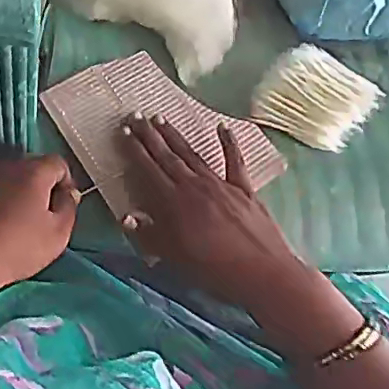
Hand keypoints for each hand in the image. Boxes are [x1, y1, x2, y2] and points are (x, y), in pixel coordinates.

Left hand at [0, 155, 80, 290]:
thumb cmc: (19, 246)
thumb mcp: (58, 233)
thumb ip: (69, 206)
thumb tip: (68, 192)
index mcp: (35, 170)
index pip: (59, 163)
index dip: (67, 183)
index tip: (65, 206)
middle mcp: (11, 165)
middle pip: (37, 166)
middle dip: (46, 185)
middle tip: (48, 214)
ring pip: (17, 176)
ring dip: (26, 191)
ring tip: (27, 220)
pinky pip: (1, 186)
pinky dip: (8, 197)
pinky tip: (7, 220)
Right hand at [122, 117, 307, 310]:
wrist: (264, 274)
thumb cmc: (215, 269)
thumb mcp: (174, 257)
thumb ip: (150, 234)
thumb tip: (127, 216)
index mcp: (174, 202)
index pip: (149, 168)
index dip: (135, 148)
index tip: (124, 129)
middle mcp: (195, 186)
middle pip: (167, 155)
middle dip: (150, 135)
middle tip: (136, 114)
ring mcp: (221, 185)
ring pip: (192, 154)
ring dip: (175, 136)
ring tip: (160, 118)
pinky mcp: (244, 189)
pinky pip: (235, 161)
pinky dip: (228, 143)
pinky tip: (222, 126)